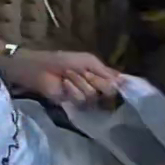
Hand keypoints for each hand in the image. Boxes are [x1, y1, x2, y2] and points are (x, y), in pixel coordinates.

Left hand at [1, 49, 122, 105]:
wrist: (41, 67)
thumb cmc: (63, 60)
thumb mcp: (88, 60)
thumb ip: (106, 70)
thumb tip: (123, 80)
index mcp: (99, 75)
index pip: (115, 84)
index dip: (115, 83)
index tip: (117, 82)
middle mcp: (94, 88)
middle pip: (108, 92)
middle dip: (96, 80)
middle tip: (84, 73)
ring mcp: (83, 97)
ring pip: (93, 96)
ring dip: (80, 83)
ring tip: (68, 75)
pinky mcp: (72, 105)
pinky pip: (81, 100)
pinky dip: (72, 90)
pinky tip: (64, 84)